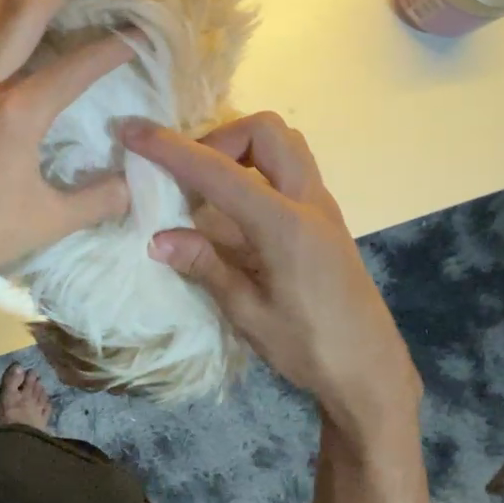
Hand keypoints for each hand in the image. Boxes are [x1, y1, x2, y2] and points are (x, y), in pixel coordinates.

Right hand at [122, 114, 419, 433]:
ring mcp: (321, 208)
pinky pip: (288, 171)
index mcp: (285, 226)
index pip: (218, 172)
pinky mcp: (323, 220)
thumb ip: (206, 267)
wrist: (371, 371)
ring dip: (239, 151)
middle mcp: (308, 203)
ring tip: (206, 191)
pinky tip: (230, 214)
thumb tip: (158, 238)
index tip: (132, 131)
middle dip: (217, 140)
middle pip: (264, 131)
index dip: (170, 149)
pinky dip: (254, 171)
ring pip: (283, 144)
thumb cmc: (309, 349)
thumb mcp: (248, 313)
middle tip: (187, 179)